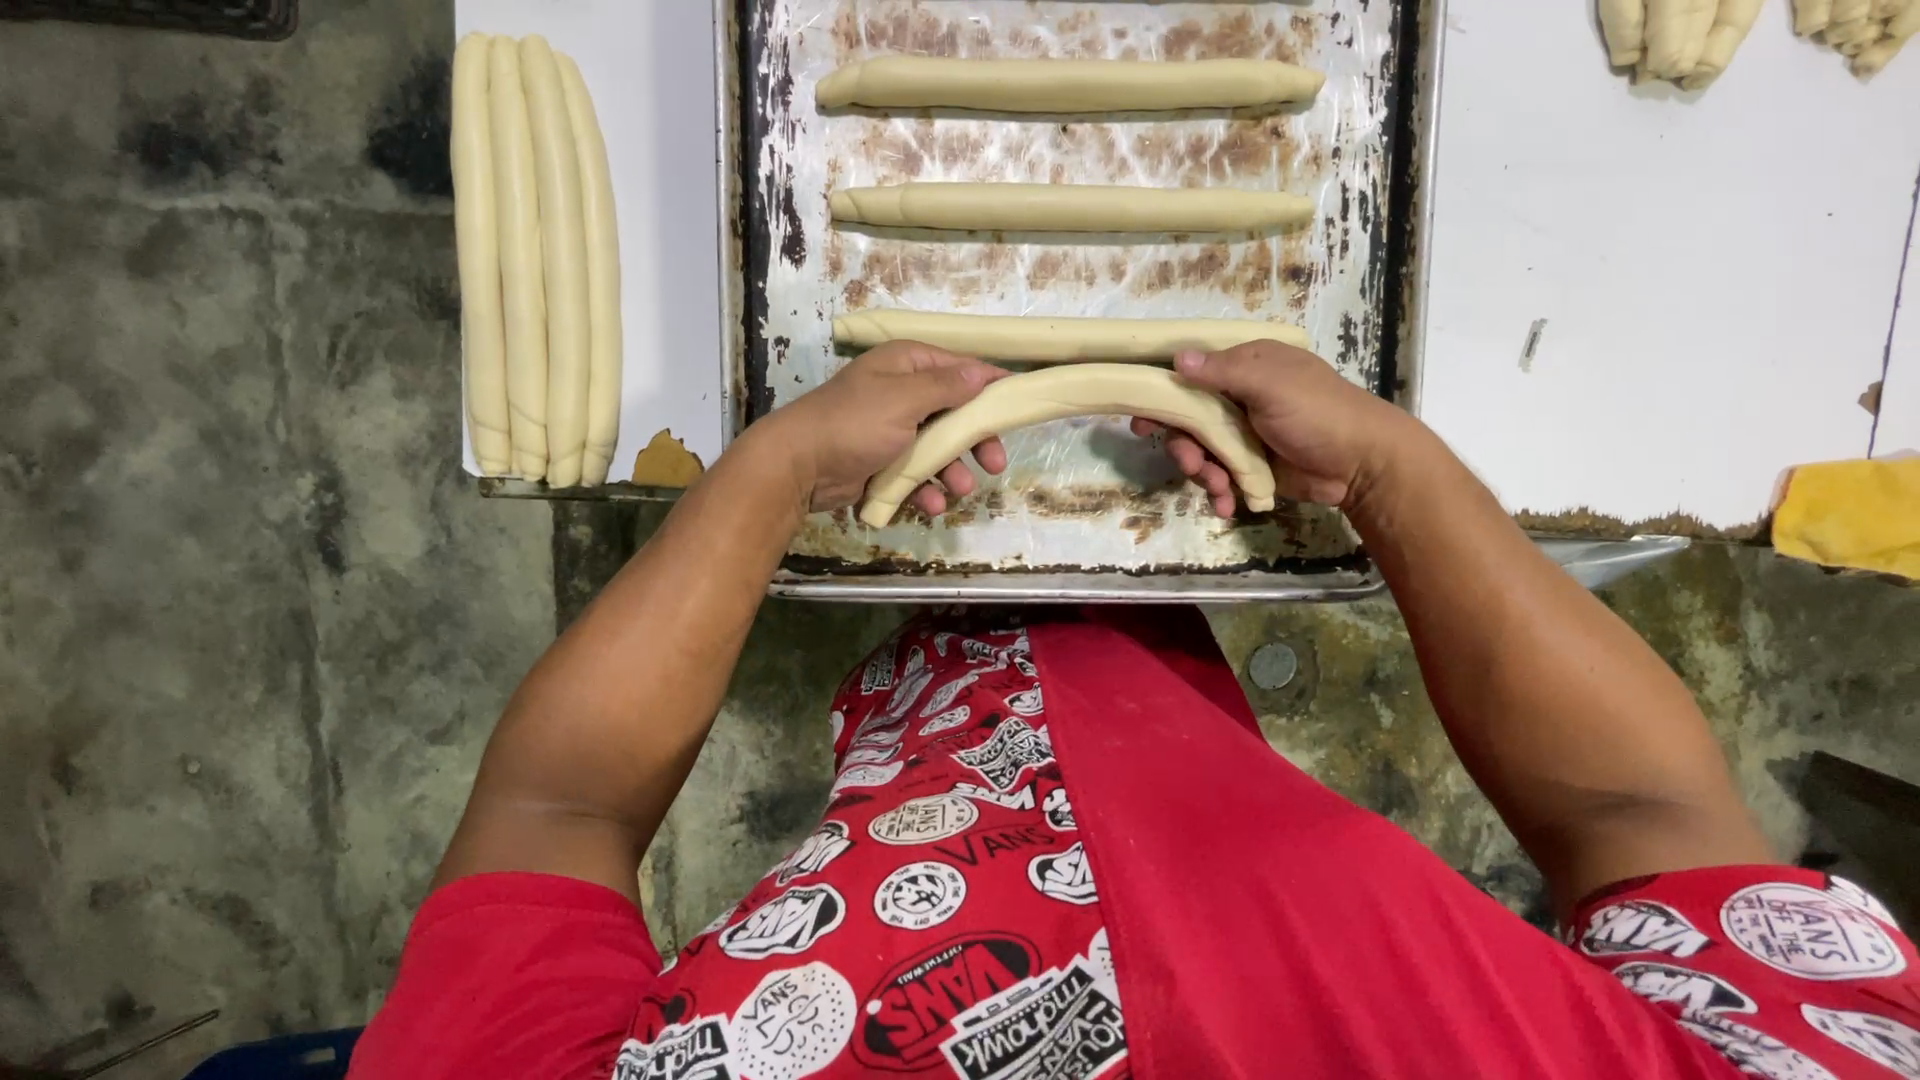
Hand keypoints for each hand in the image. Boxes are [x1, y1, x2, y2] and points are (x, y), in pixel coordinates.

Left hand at [762, 341, 1008, 513]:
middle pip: (954, 414)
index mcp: (906, 365)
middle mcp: (902, 393)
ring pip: (937, 450)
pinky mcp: (882, 463)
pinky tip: (930, 505)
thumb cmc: (854, 423)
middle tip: (995, 463)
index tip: (1019, 403)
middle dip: (975, 441)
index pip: (959, 369)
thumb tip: (981, 372)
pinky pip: (914, 475)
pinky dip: (925, 490)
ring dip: (952, 471)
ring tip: (960, 491)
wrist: (799, 466)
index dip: (990, 386)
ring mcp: (891, 430)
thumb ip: (946, 387)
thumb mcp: (905, 399)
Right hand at [1133, 341, 1422, 516]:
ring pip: (1200, 451)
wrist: (1361, 464)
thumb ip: (1222, 372)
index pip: (1191, 372)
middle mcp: (1239, 396)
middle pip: (1188, 419)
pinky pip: (1218, 475)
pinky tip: (1225, 503)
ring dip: (1202, 471)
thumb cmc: (1318, 413)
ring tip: (1217, 485)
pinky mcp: (1250, 465)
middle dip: (1184, 444)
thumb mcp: (1270, 384)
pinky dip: (1218, 490)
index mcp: (1245, 366)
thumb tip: (1178, 357)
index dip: (1162, 394)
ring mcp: (1243, 433)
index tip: (1141, 418)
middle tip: (1188, 462)